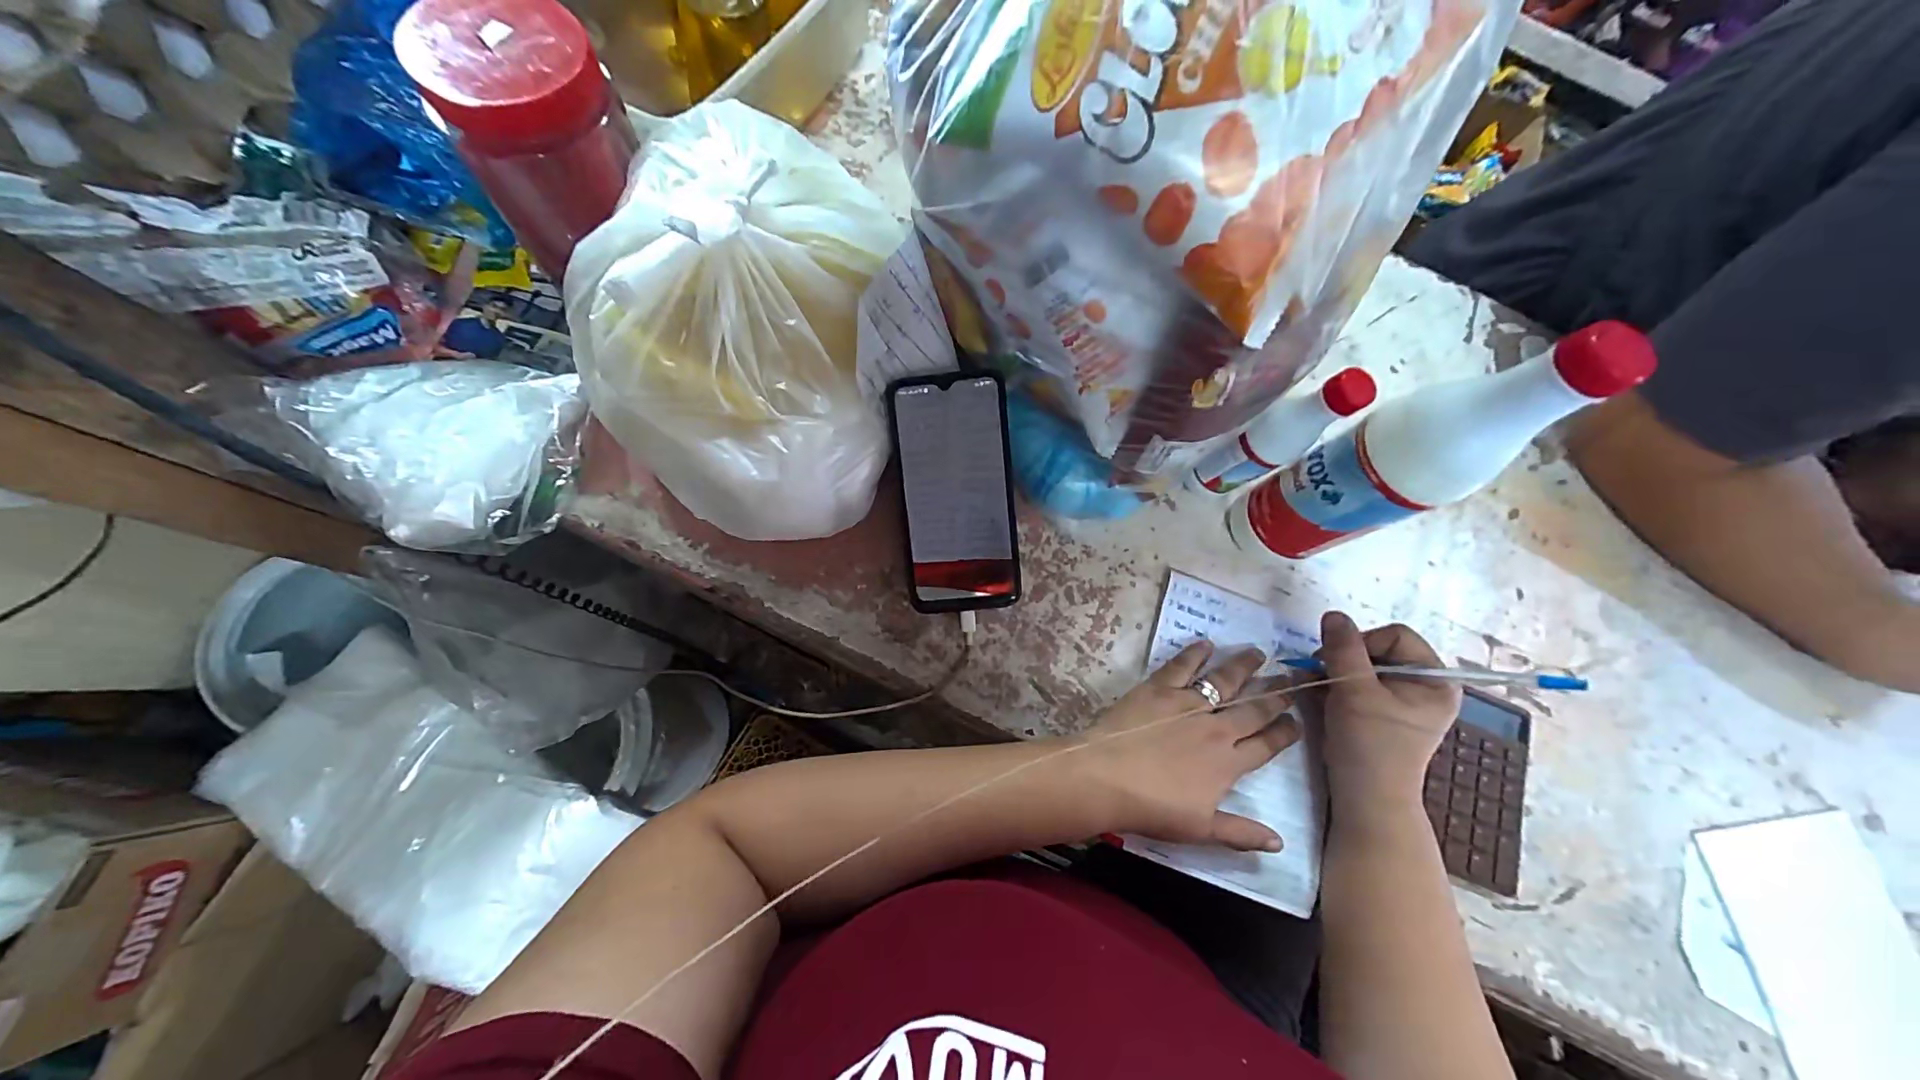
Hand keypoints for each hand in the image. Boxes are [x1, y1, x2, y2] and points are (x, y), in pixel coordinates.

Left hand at [1075, 641, 1299, 851]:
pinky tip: (1206, 644)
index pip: (1266, 745)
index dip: (1284, 733)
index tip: (1297, 721)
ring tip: (1259, 653)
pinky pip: (1182, 666)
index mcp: (1228, 764)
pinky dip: (1195, 653)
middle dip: (1276, 694)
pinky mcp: (1158, 689)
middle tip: (1291, 680)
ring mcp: (1187, 705)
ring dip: (1244, 666)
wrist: (1106, 778)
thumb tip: (1279, 843)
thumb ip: (1240, 832)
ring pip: (1223, 681)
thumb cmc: (1152, 808)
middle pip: (1253, 709)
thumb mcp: (1200, 830)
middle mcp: (1215, 729)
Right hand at [1313, 611, 1460, 813]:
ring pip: (1363, 666)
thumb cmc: (1369, 744)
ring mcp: (1402, 701)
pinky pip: (1357, 684)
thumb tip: (1333, 614)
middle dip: (1345, 657)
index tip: (1336, 663)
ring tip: (1316, 685)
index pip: (1396, 635)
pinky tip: (1318, 694)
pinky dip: (1336, 685)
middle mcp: (1424, 687)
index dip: (1362, 642)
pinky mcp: (1381, 714)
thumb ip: (1343, 649)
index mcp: (1434, 680)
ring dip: (1335, 671)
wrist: (1365, 798)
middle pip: (1378, 648)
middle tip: (1322, 673)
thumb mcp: (1354, 691)